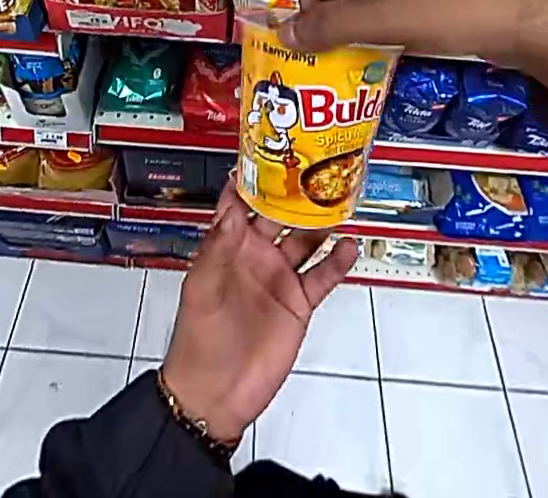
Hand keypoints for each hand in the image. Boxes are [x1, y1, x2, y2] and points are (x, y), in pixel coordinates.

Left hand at [158, 180, 357, 444]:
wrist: (216, 395)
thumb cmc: (199, 340)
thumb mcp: (202, 288)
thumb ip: (218, 248)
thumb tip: (232, 210)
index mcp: (229, 246)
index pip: (239, 203)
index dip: (251, 178)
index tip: (265, 153)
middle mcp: (257, 255)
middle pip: (279, 214)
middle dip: (294, 193)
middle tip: (313, 168)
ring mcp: (280, 277)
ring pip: (306, 239)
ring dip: (320, 221)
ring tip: (337, 199)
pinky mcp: (299, 301)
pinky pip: (322, 275)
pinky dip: (337, 261)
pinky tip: (347, 246)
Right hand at [283, 0, 547, 100]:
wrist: (543, 18)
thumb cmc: (461, 8)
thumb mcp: (390, 19)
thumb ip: (333, 25)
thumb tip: (285, 33)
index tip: (308, 24)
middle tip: (326, 30)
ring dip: (362, 1)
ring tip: (357, 35)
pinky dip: (392, 4)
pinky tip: (400, 32)